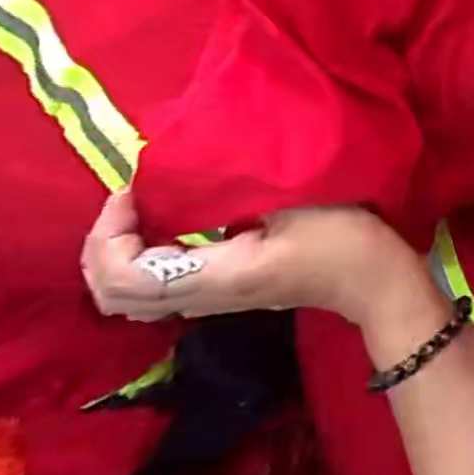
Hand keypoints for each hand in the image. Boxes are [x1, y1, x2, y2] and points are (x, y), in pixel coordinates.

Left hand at [80, 191, 427, 329]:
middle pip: (113, 296)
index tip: (134, 188)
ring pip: (130, 297)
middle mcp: (204, 297)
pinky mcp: (224, 292)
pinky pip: (155, 286)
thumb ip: (238, 193)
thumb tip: (191, 174)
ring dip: (118, 254)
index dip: (111, 235)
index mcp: (218, 276)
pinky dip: (140, 259)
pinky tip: (165, 224)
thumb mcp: (295, 204)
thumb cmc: (341, 236)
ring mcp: (213, 300)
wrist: (371, 277)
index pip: (127, 278)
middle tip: (126, 198)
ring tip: (138, 209)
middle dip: (102, 246)